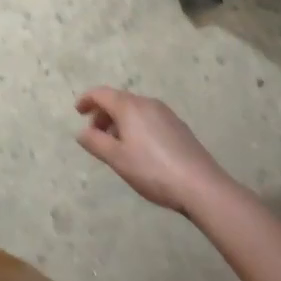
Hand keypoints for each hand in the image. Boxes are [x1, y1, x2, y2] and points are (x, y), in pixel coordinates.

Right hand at [75, 87, 227, 212]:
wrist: (202, 186)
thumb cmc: (153, 170)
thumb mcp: (117, 159)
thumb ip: (95, 142)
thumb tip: (81, 132)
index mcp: (129, 106)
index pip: (101, 93)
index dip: (86, 100)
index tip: (78, 111)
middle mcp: (147, 103)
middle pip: (118, 100)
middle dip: (103, 113)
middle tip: (95, 133)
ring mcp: (166, 114)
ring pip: (135, 110)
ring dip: (119, 121)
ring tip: (116, 145)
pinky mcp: (179, 127)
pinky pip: (149, 118)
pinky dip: (136, 126)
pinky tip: (140, 149)